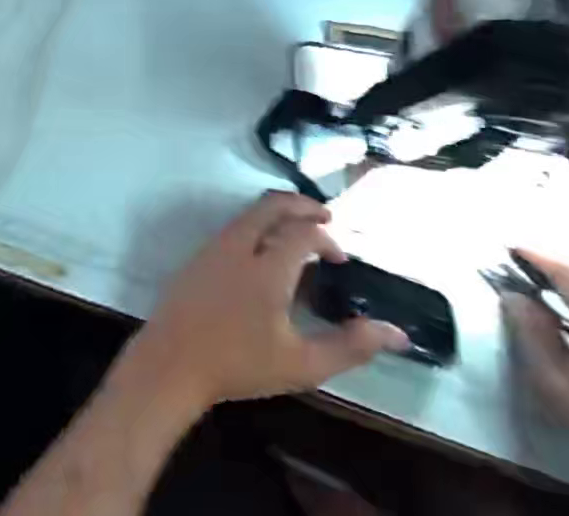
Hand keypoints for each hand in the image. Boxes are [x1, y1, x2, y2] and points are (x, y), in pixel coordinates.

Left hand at [120, 191, 409, 409]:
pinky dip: (257, 225)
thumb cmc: (239, 363)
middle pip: (272, 205)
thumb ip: (350, 346)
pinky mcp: (199, 255)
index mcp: (267, 267)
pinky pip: (234, 226)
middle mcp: (239, 245)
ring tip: (299, 232)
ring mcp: (214, 246)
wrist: (171, 361)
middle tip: (325, 217)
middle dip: (302, 205)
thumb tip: (396, 333)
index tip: (341, 259)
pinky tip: (265, 252)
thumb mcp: (302, 364)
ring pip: (250, 213)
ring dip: (278, 214)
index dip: (327, 238)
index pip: (303, 232)